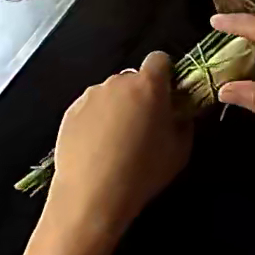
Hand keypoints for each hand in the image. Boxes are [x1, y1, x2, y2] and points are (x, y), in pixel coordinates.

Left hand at [42, 51, 191, 246]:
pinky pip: (90, 107)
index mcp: (148, 85)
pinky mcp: (71, 110)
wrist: (92, 195)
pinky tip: (96, 148)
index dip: (165, 74)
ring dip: (117, 107)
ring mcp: (91, 94)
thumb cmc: (142, 172)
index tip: (166, 96)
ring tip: (115, 142)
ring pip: (110, 93)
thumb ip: (184, 122)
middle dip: (140, 95)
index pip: (160, 59)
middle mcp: (118, 82)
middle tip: (142, 126)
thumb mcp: (180, 151)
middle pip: (134, 78)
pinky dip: (96, 119)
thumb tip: (180, 113)